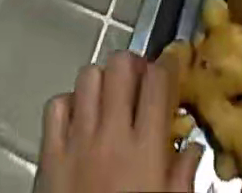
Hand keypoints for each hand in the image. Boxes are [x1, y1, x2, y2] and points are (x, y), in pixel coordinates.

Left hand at [38, 52, 201, 192]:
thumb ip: (182, 178)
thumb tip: (192, 147)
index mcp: (145, 150)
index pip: (158, 81)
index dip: (168, 63)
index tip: (173, 62)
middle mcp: (110, 135)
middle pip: (120, 66)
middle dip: (134, 65)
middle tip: (141, 81)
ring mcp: (76, 141)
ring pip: (88, 76)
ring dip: (103, 80)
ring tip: (111, 97)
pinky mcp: (49, 155)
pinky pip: (55, 106)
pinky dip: (69, 103)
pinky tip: (81, 119)